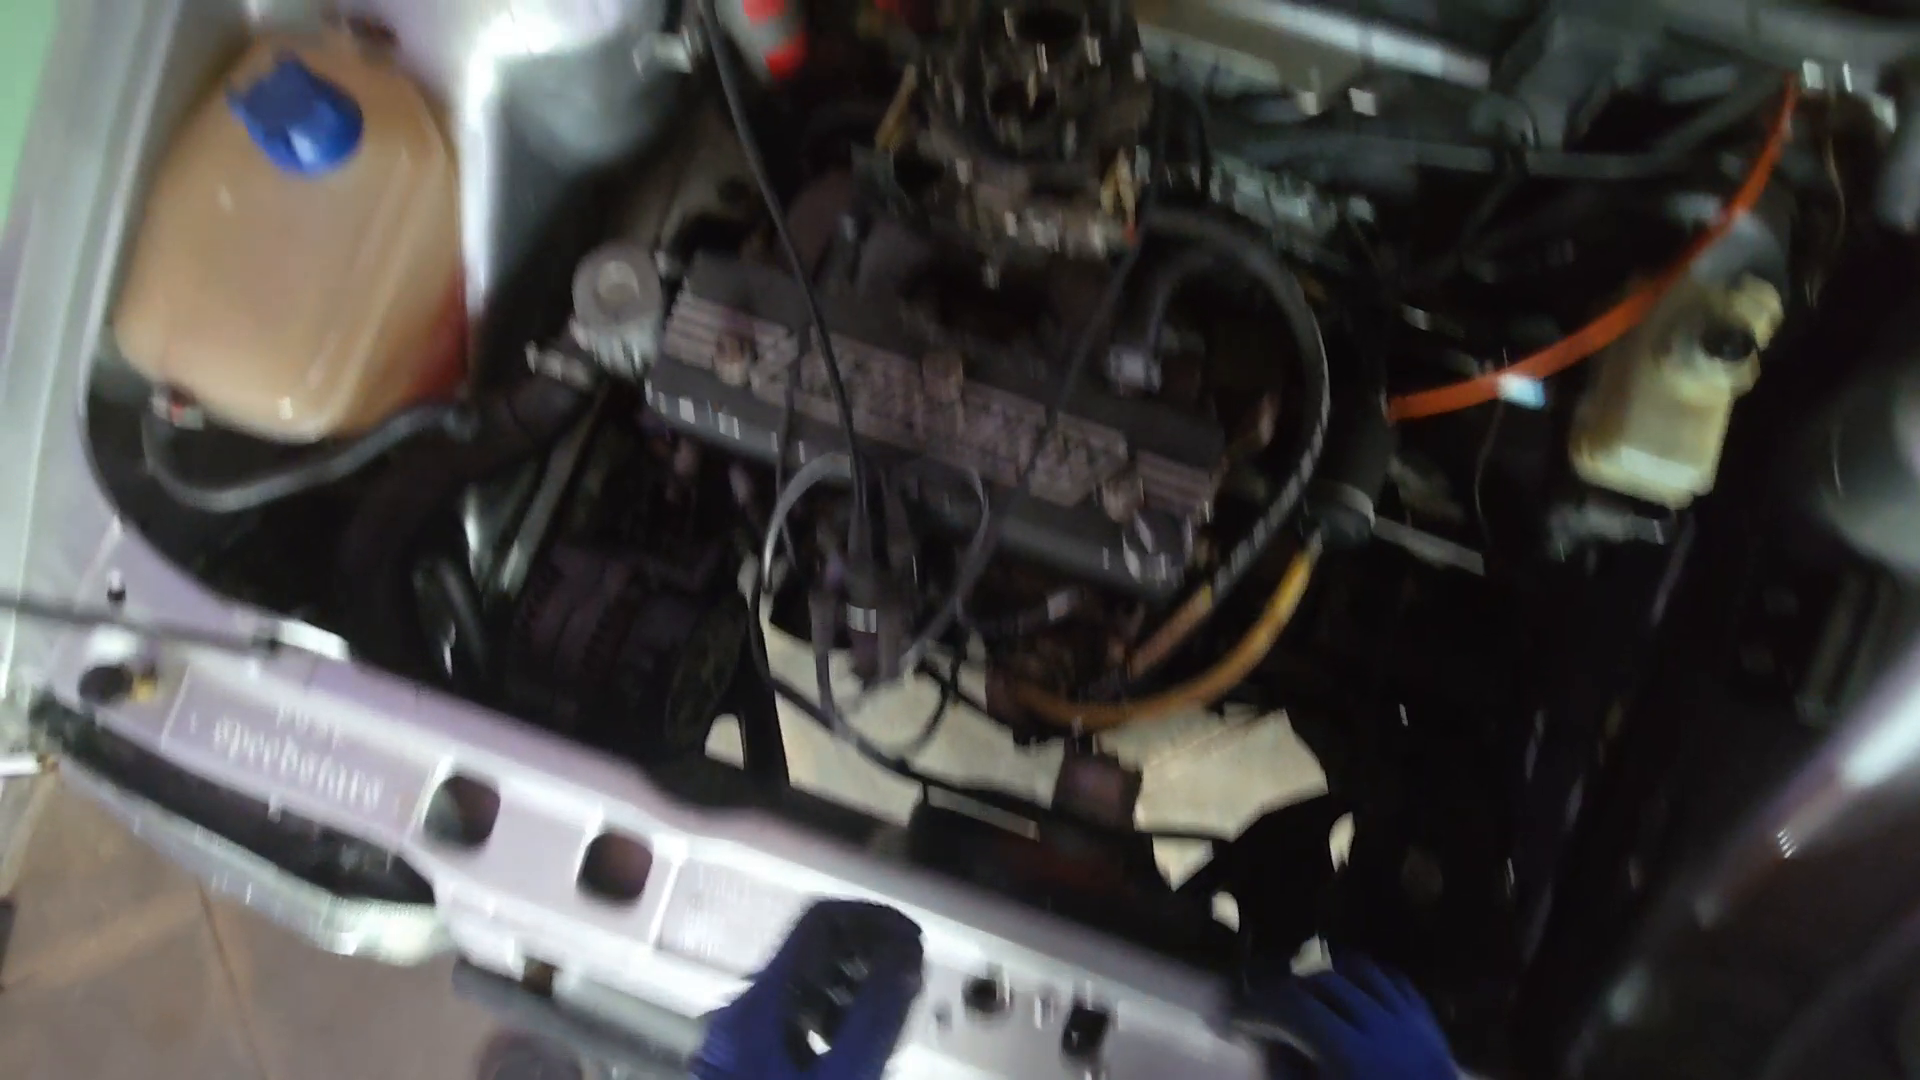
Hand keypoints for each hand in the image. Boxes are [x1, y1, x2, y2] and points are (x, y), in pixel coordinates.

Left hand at [693, 901, 921, 1079]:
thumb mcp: (845, 1079)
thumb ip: (877, 1014)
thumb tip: (906, 956)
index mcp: (759, 1005)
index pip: (820, 924)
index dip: (872, 919)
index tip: (912, 940)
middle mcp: (746, 1010)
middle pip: (815, 950)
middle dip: (870, 951)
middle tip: (912, 970)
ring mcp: (746, 1038)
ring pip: (811, 982)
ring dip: (858, 981)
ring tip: (896, 1004)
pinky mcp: (754, 1062)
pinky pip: (803, 1016)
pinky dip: (841, 1014)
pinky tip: (864, 1041)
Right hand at [1246, 954, 1457, 1079]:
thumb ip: (1284, 1075)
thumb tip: (1264, 1039)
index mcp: (1359, 1060)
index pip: (1295, 1008)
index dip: (1259, 1007)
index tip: (1236, 1018)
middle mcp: (1390, 1031)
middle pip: (1324, 982)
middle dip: (1288, 992)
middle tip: (1267, 1012)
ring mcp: (1418, 1028)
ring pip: (1360, 970)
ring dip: (1327, 979)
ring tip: (1309, 1001)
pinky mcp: (1434, 1031)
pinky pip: (1395, 982)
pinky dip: (1366, 981)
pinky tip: (1350, 998)